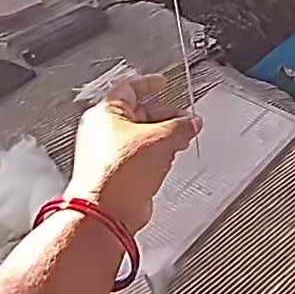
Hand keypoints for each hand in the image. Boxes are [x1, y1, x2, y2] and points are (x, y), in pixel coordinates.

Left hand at [64, 73, 200, 232]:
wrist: (107, 211)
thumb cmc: (118, 173)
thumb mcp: (162, 138)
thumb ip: (182, 126)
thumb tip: (192, 122)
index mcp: (105, 113)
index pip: (130, 88)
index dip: (149, 83)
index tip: (161, 82)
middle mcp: (102, 131)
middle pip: (139, 113)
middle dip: (166, 115)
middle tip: (185, 117)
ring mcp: (106, 152)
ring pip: (141, 135)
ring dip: (164, 136)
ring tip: (182, 138)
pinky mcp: (114, 172)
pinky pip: (139, 155)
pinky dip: (156, 154)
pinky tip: (169, 158)